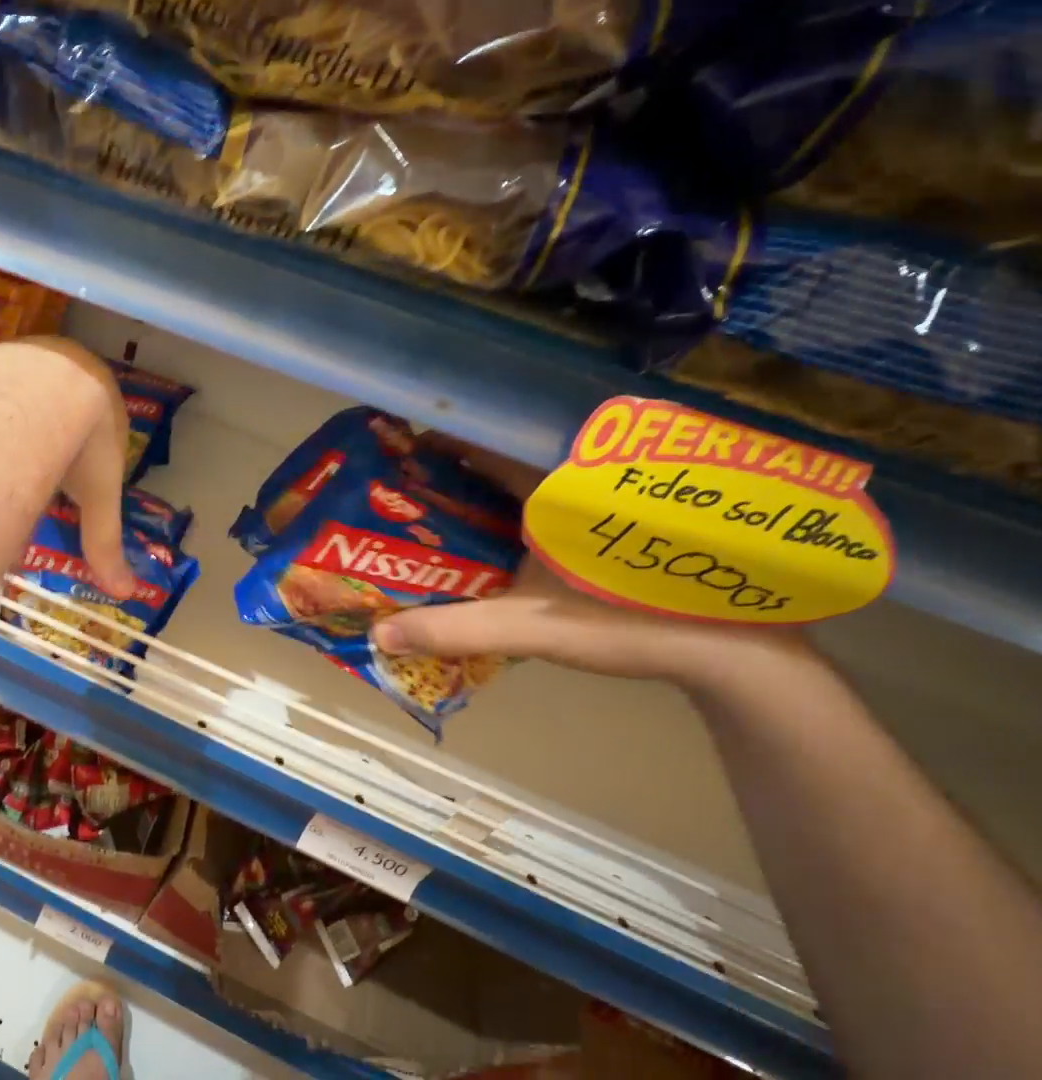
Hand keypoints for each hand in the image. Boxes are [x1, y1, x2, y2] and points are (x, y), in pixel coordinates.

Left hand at [0, 337, 136, 596]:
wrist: (46, 390)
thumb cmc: (82, 445)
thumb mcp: (98, 499)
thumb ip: (105, 544)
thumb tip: (125, 594)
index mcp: (109, 406)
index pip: (99, 434)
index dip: (84, 458)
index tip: (66, 478)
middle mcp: (80, 377)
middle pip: (65, 414)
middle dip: (52, 439)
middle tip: (33, 467)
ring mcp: (43, 361)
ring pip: (34, 397)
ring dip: (23, 421)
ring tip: (4, 451)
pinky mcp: (9, 357)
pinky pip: (4, 385)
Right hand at [372, 444, 815, 692]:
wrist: (738, 652)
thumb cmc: (631, 622)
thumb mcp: (531, 628)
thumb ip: (454, 628)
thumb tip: (378, 635)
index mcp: (560, 489)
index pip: (487, 447)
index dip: (441, 445)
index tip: (399, 455)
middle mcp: (583, 486)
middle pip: (505, 466)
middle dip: (456, 476)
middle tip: (407, 498)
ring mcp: (607, 510)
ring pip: (533, 489)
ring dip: (488, 500)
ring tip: (440, 522)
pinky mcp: (623, 535)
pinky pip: (556, 513)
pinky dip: (519, 522)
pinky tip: (499, 551)